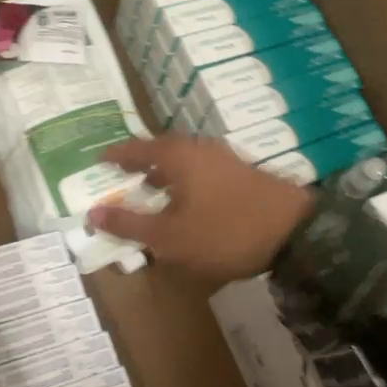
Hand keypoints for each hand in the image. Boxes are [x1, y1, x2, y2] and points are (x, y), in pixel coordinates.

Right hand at [89, 136, 315, 281]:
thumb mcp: (168, 237)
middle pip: (163, 151)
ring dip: (166, 175)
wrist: (293, 233)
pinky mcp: (243, 174)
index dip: (116, 155)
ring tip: (153, 193)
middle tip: (124, 177)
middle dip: (142, 164)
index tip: (100, 160)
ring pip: (186, 162)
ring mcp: (226, 159)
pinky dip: (186, 183)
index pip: (137, 148)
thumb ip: (129, 224)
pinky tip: (188, 204)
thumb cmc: (223, 233)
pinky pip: (203, 172)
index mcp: (178, 156)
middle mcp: (201, 149)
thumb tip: (92, 213)